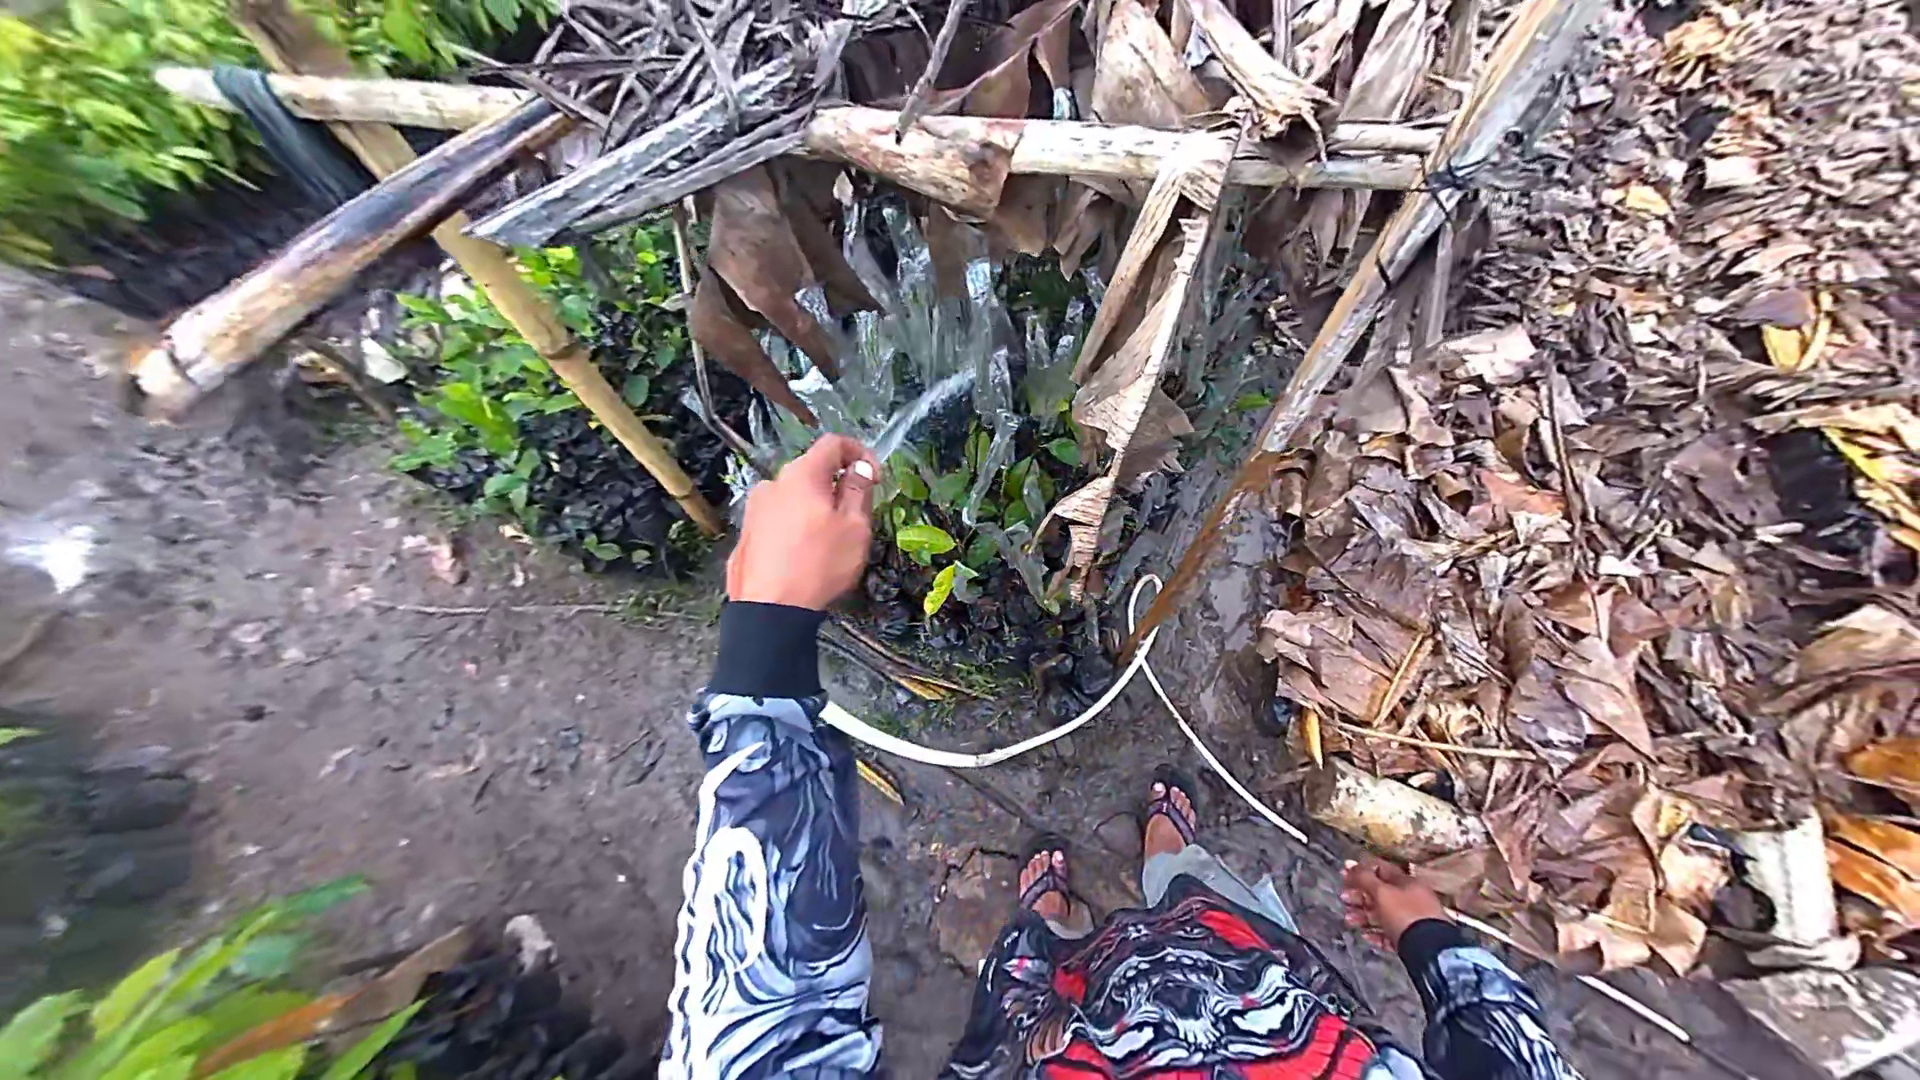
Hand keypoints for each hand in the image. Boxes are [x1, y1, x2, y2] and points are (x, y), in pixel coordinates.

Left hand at [727, 434, 880, 610]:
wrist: (770, 610)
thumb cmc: (820, 565)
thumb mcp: (855, 527)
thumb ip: (859, 490)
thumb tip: (860, 468)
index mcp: (803, 475)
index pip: (833, 443)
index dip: (860, 453)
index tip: (874, 476)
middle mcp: (774, 483)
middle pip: (812, 469)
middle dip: (838, 483)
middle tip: (856, 512)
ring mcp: (755, 508)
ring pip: (795, 495)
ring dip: (815, 505)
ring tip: (829, 538)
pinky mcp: (747, 532)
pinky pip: (779, 517)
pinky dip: (797, 523)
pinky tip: (804, 551)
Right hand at [1342, 858, 1448, 949]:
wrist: (1431, 953)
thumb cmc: (1404, 914)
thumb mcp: (1381, 892)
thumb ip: (1363, 877)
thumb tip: (1348, 863)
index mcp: (1408, 883)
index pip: (1380, 869)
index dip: (1360, 871)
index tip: (1343, 875)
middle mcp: (1412, 899)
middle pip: (1379, 893)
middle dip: (1358, 896)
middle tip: (1343, 899)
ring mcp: (1413, 921)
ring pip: (1382, 914)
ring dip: (1363, 916)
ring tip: (1349, 920)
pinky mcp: (1413, 940)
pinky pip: (1390, 933)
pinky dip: (1376, 933)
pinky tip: (1366, 936)